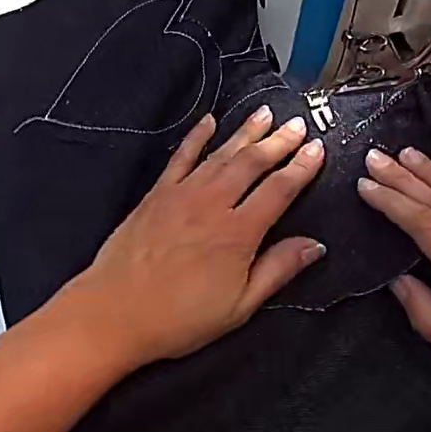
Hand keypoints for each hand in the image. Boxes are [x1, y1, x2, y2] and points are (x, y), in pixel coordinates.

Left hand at [55, 107, 325, 368]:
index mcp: (238, 232)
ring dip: (247, 131)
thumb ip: (278, 270)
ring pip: (223, 153)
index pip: (280, 189)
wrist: (113, 314)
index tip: (317, 149)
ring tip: (266, 113)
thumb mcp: (239, 307)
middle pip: (254, 163)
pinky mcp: (158, 193)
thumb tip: (315, 246)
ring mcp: (184, 193)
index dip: (302, 167)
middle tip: (298, 124)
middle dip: (280, 141)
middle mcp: (214, 203)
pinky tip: (210, 121)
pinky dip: (197, 136)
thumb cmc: (179, 318)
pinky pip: (182, 156)